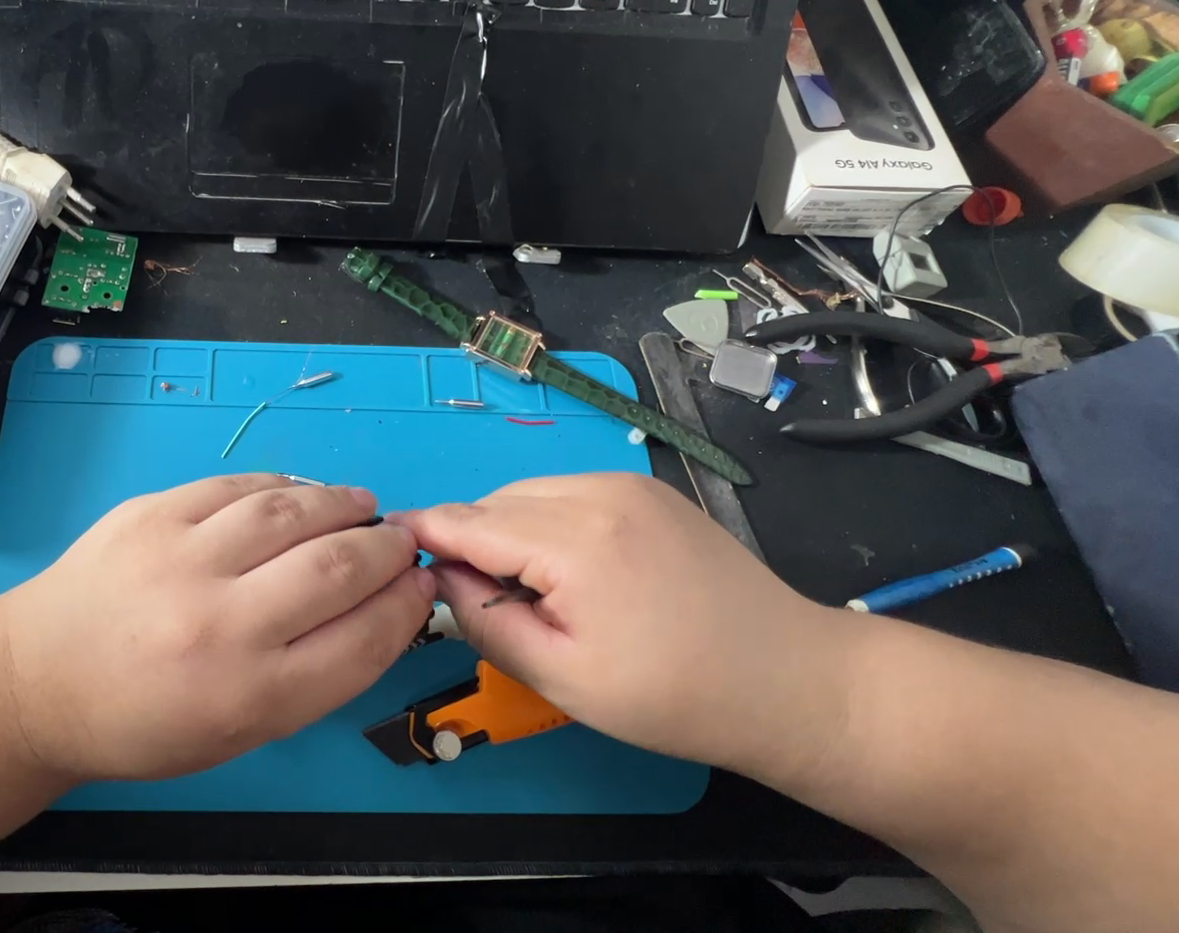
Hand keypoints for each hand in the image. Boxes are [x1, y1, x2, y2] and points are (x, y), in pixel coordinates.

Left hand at [0, 474, 433, 781]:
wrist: (38, 681)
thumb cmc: (146, 723)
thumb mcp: (240, 731)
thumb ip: (316, 674)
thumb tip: (384, 606)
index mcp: (248, 697)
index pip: (360, 641)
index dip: (404, 606)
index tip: (420, 583)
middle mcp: (220, 625)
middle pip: (335, 570)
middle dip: (384, 549)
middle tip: (399, 539)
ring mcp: (180, 559)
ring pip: (290, 513)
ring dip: (341, 504)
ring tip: (362, 506)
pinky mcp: (149, 514)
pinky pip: (236, 486)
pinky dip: (283, 486)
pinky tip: (301, 495)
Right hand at [394, 473, 856, 777]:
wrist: (792, 680)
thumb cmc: (674, 695)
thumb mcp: (562, 677)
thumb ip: (486, 621)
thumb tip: (442, 576)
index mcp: (575, 539)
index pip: (469, 521)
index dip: (423, 530)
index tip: (386, 541)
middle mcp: (598, 491)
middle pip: (497, 502)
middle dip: (470, 539)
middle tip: (474, 598)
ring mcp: (628, 483)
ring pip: (530, 493)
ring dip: (508, 530)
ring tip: (528, 589)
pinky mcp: (647, 489)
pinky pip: (568, 493)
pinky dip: (546, 522)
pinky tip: (569, 568)